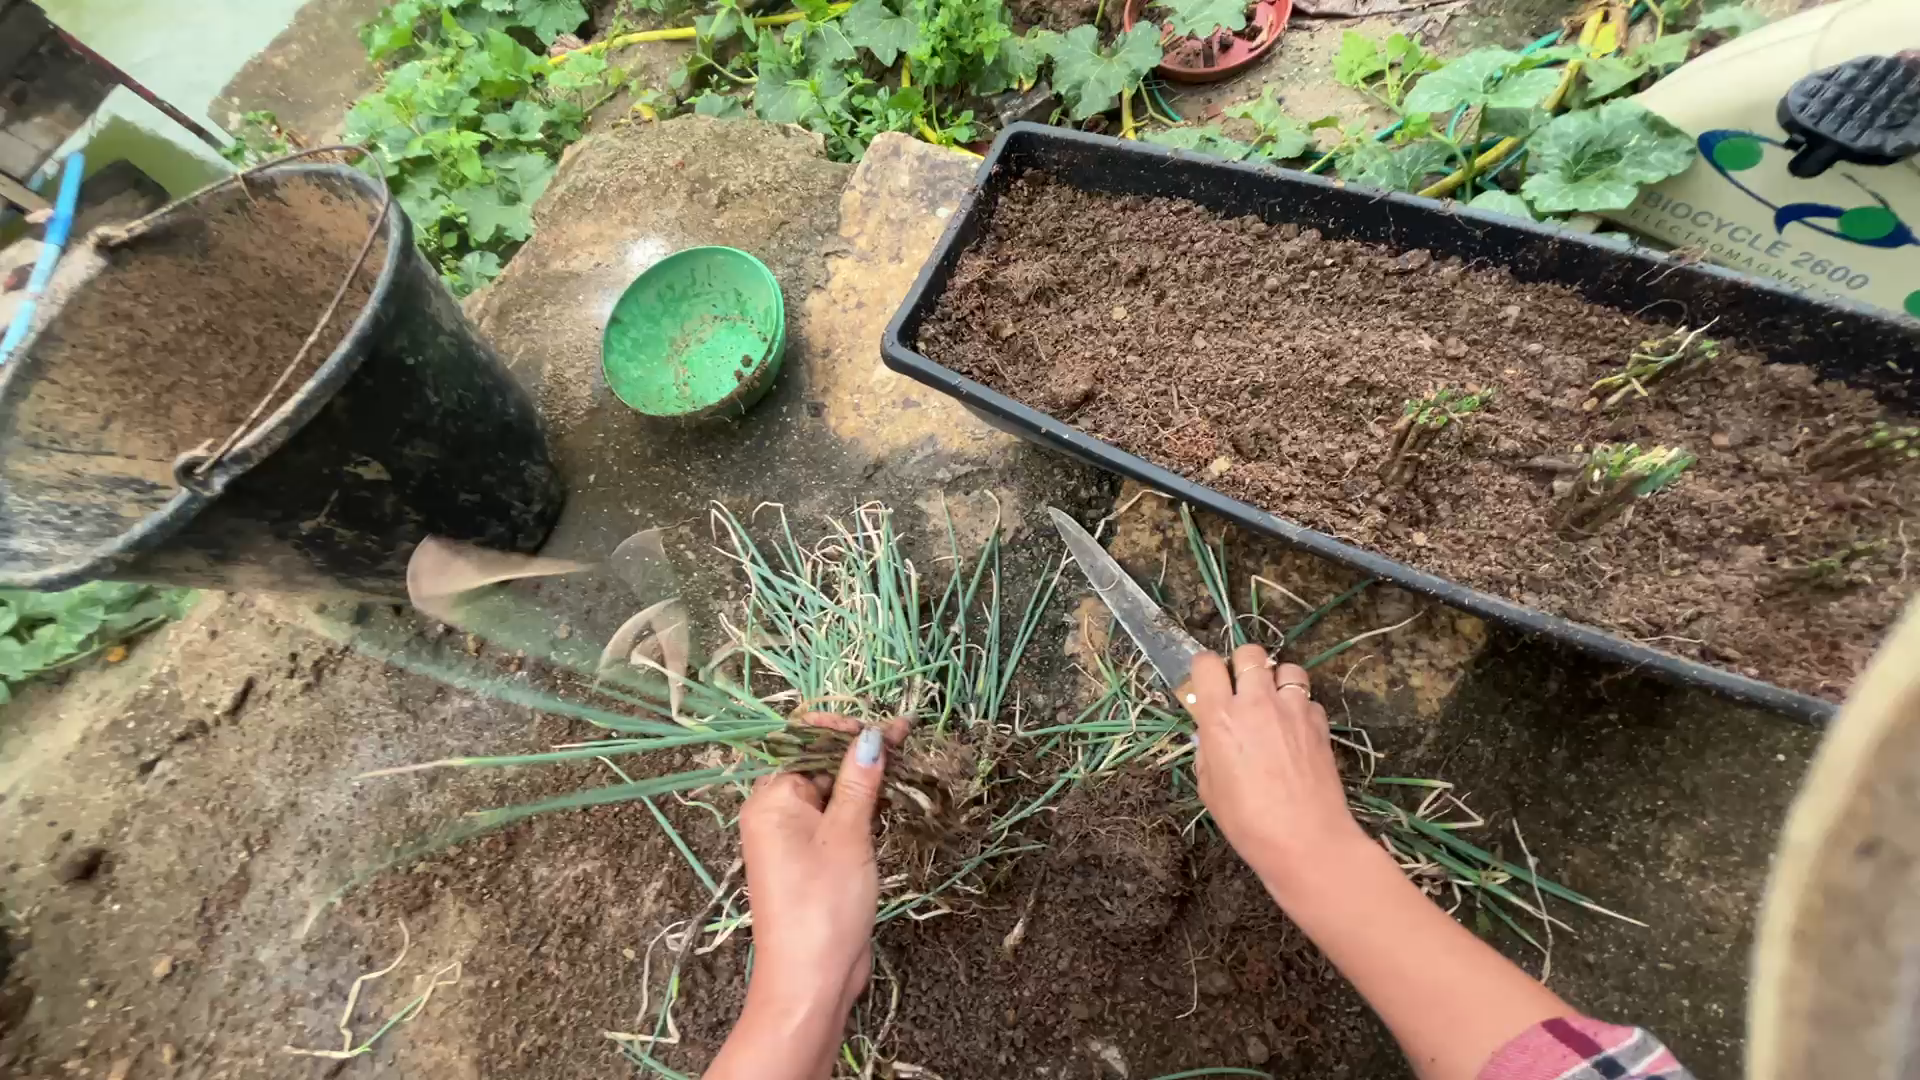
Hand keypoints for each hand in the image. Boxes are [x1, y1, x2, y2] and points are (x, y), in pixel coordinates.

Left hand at [737, 718, 890, 1020]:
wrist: (811, 982)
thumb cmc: (824, 904)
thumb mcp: (848, 834)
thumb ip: (859, 779)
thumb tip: (871, 733)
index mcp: (771, 799)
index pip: (805, 743)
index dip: (842, 730)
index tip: (881, 728)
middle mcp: (776, 812)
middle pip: (819, 764)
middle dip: (859, 750)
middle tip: (904, 739)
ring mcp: (793, 836)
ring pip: (831, 790)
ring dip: (865, 777)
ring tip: (904, 760)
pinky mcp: (811, 856)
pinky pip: (835, 816)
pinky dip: (861, 804)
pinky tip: (890, 796)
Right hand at [1187, 645, 1367, 893]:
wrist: (1306, 841)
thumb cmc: (1247, 820)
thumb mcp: (1209, 786)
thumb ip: (1207, 750)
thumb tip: (1212, 737)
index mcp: (1220, 716)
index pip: (1207, 663)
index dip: (1205, 669)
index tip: (1206, 684)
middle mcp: (1256, 702)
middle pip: (1249, 653)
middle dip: (1242, 664)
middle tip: (1241, 688)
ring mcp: (1293, 710)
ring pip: (1287, 667)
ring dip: (1277, 680)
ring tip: (1273, 702)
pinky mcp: (1320, 724)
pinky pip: (1309, 699)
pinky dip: (1301, 707)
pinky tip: (1296, 729)